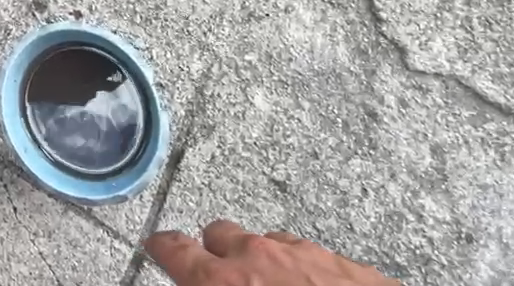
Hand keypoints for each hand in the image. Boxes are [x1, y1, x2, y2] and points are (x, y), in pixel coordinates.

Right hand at [145, 222, 399, 285]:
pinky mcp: (354, 268)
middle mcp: (259, 259)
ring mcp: (309, 258)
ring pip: (269, 244)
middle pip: (220, 233)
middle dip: (218, 255)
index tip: (158, 250)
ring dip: (265, 265)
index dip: (163, 249)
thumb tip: (207, 281)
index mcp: (225, 284)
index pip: (175, 249)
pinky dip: (310, 276)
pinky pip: (316, 258)